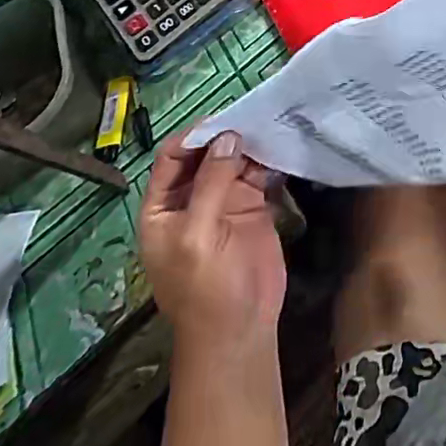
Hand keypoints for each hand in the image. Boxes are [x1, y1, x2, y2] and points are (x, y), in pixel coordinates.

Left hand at [140, 130, 286, 342]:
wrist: (240, 330)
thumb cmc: (206, 289)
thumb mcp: (197, 236)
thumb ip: (210, 184)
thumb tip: (228, 137)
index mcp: (164, 207)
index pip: (172, 158)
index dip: (193, 137)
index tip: (222, 120)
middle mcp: (192, 198)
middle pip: (205, 154)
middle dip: (225, 135)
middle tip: (253, 115)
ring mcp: (224, 202)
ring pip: (234, 160)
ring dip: (249, 143)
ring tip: (270, 123)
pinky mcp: (252, 208)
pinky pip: (258, 174)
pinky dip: (268, 159)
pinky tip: (281, 144)